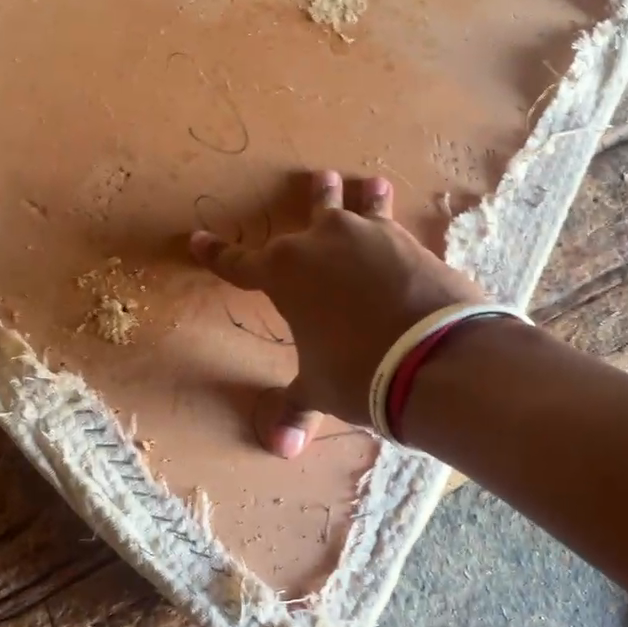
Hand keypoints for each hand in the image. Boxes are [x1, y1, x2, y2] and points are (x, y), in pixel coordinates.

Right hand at [189, 170, 484, 456]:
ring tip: (372, 183)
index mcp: (285, 273)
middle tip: (319, 178)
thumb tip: (280, 449)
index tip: (197, 239)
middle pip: (314, 210)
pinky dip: (399, 232)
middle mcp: (325, 243)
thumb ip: (295, 409)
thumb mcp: (319, 390)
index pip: (237, 262)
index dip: (215, 253)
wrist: (430, 356)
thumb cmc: (355, 370)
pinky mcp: (413, 245)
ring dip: (364, 196)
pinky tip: (407, 237)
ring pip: (363, 206)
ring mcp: (372, 237)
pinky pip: (400, 231)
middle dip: (314, 196)